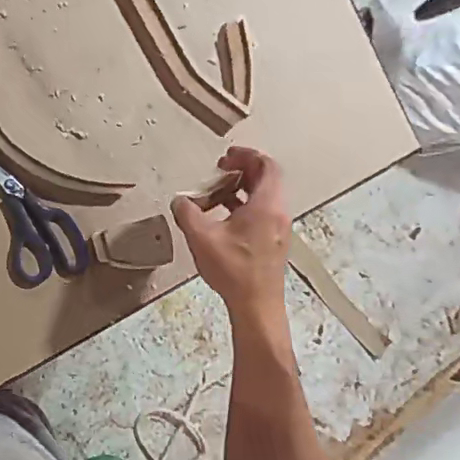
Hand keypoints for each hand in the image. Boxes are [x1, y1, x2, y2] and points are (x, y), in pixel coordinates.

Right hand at [171, 147, 291, 330]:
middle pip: (267, 180)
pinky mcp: (273, 242)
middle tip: (221, 170)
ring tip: (217, 193)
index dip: (247, 156)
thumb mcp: (201, 238)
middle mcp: (278, 213)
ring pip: (264, 197)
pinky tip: (223, 216)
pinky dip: (244, 205)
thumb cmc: (233, 270)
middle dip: (243, 170)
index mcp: (266, 205)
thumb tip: (180, 201)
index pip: (266, 167)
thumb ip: (187, 213)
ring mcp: (278, 228)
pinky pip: (262, 212)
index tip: (227, 156)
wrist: (255, 303)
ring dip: (242, 189)